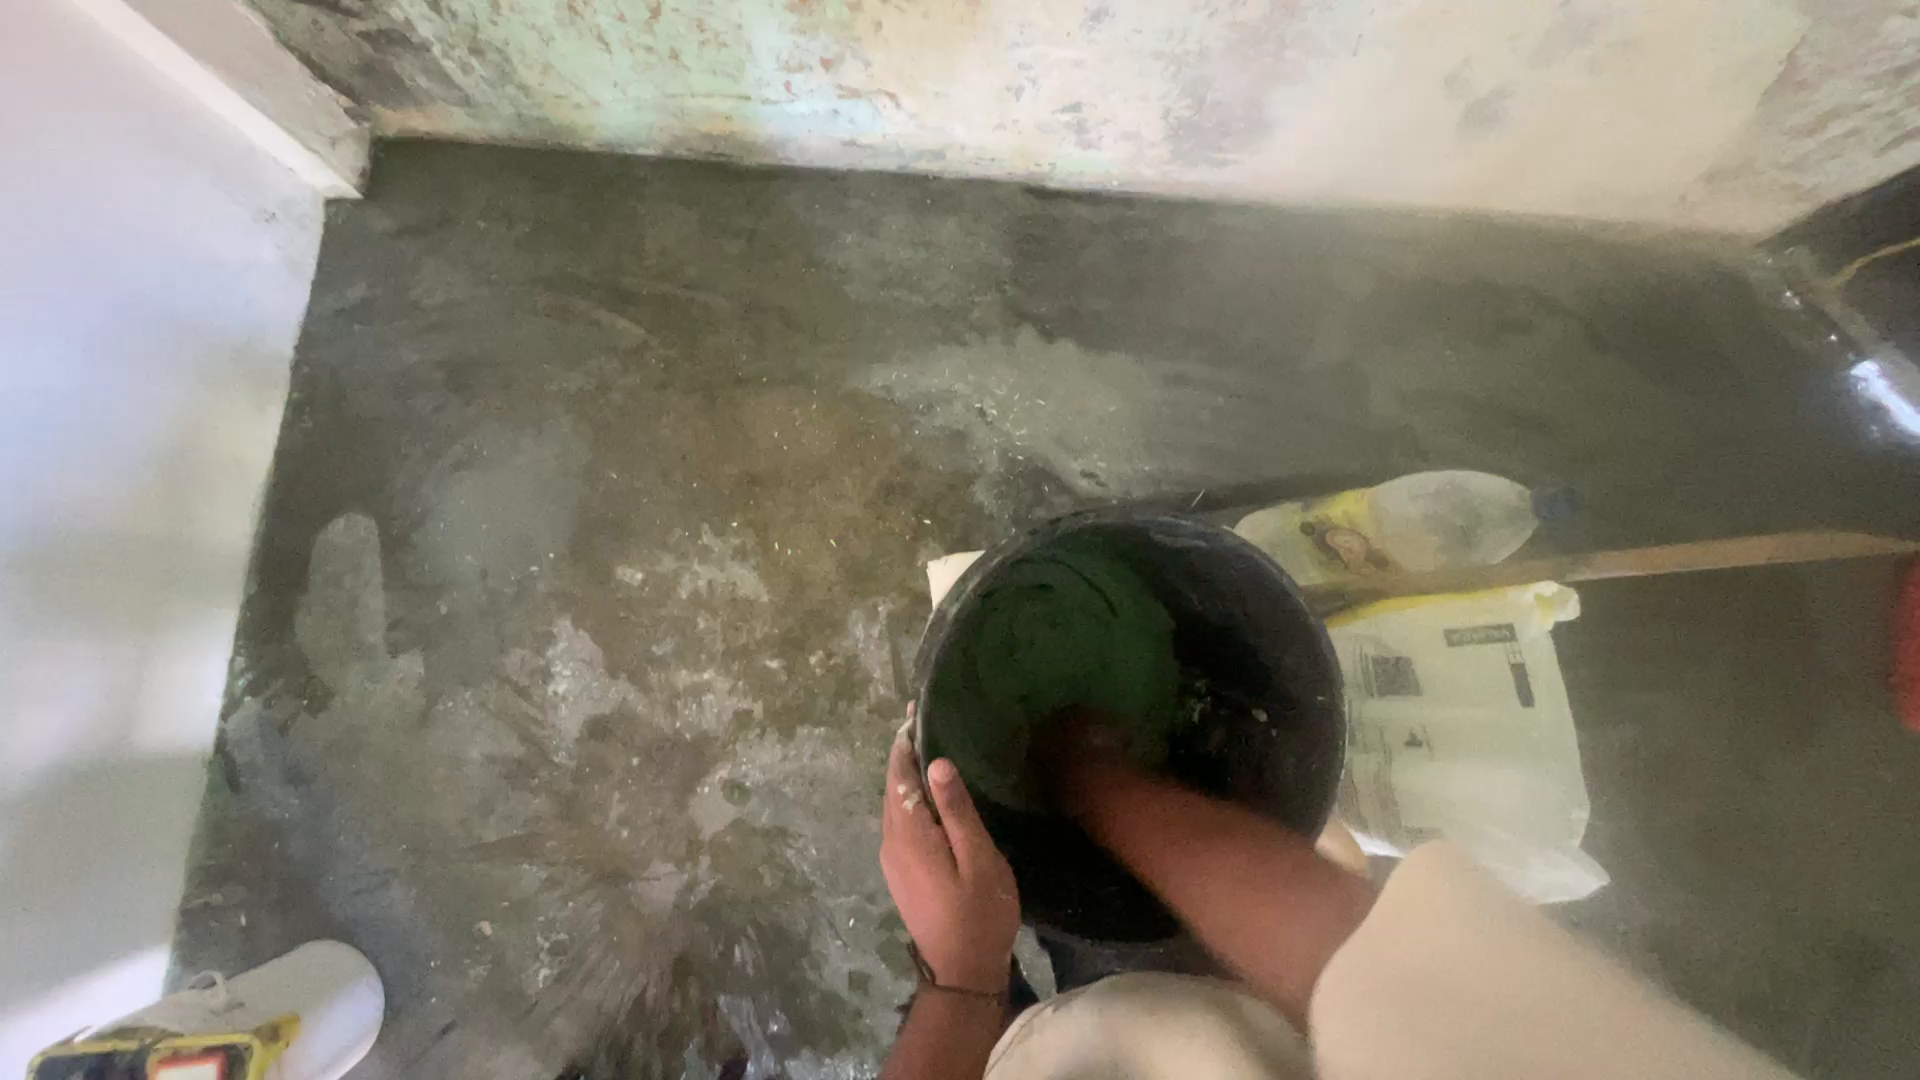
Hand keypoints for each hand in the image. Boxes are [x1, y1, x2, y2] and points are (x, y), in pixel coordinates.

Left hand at [880, 718, 1020, 994]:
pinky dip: (909, 797)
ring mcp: (892, 858)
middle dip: (904, 753)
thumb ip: (956, 810)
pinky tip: (930, 793)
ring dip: (906, 775)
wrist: (960, 972)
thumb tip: (937, 762)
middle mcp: (892, 840)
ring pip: (893, 804)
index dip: (906, 741)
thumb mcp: (978, 858)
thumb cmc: (978, 912)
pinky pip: (899, 820)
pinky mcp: (900, 870)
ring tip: (929, 748)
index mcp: (909, 833)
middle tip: (924, 722)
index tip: (914, 712)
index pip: (899, 775)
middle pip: (892, 786)